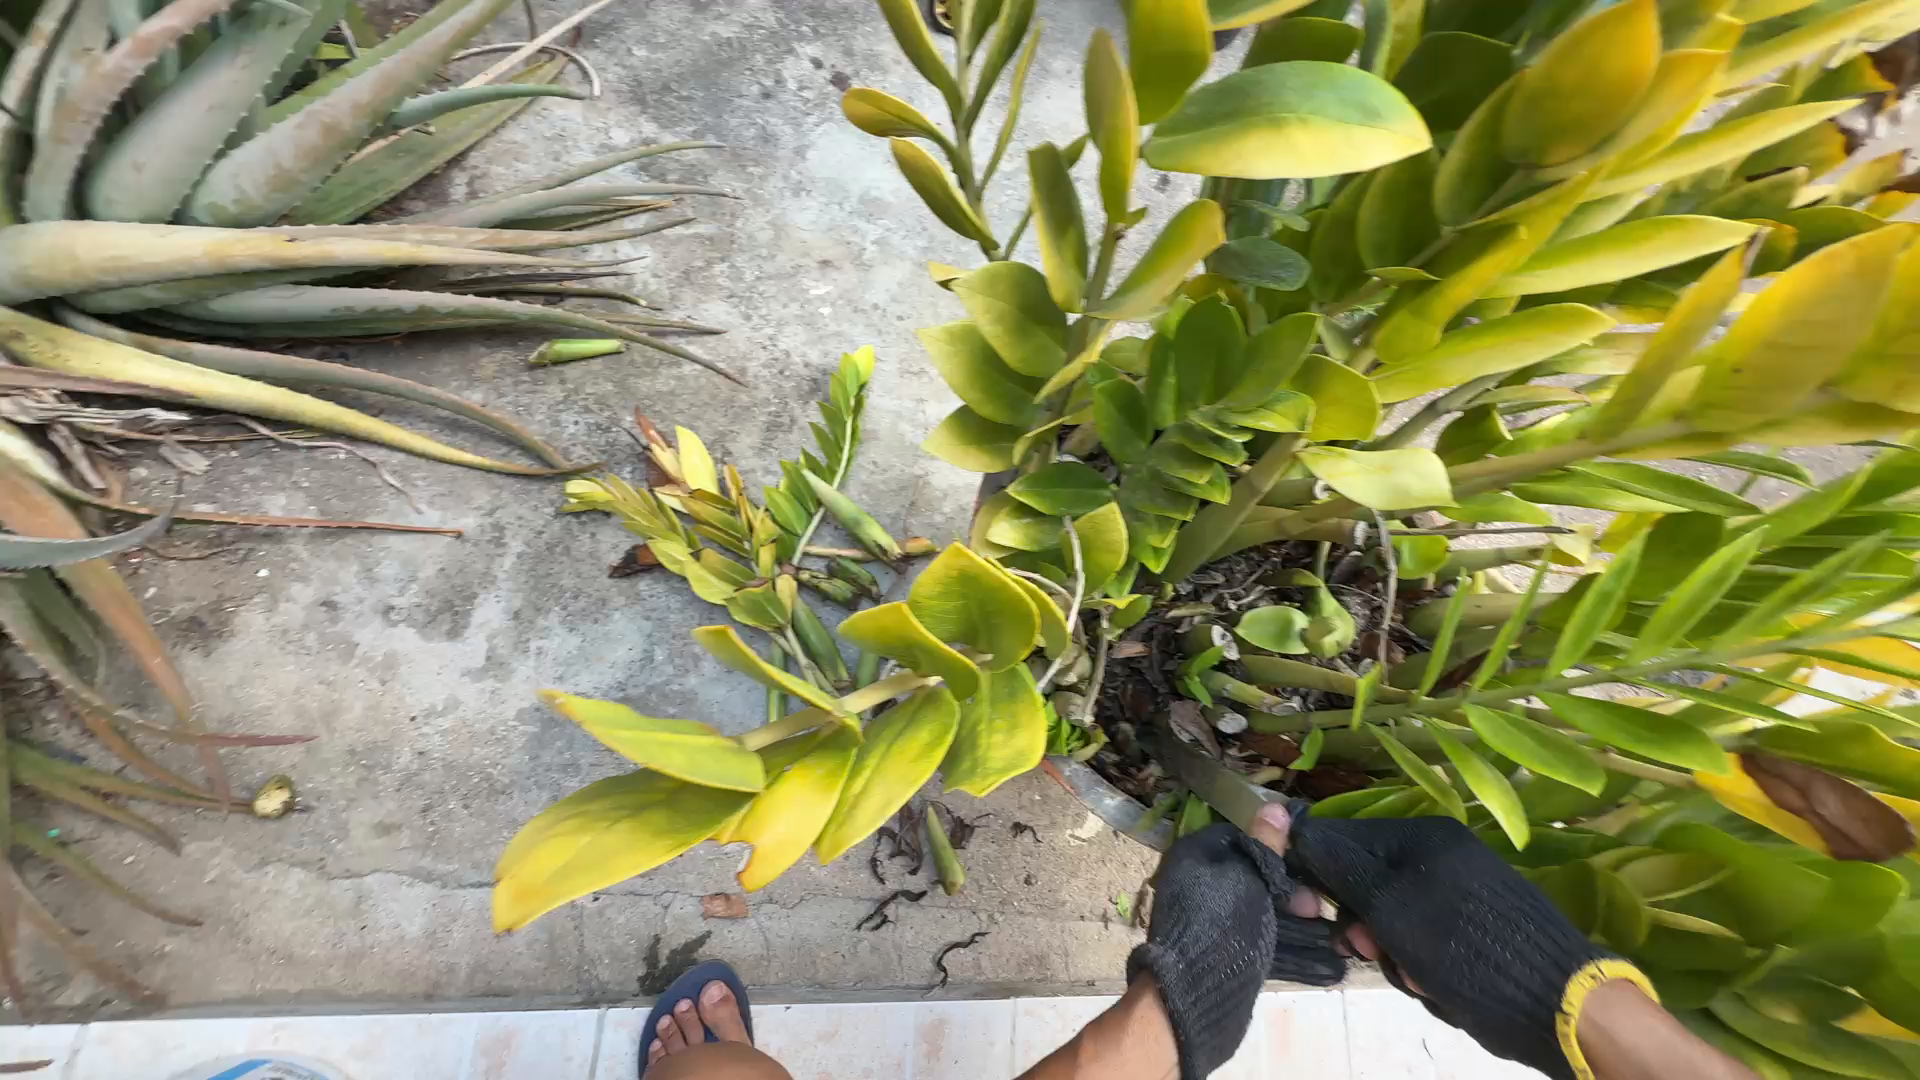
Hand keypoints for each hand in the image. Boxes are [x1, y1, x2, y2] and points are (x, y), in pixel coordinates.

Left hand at [1129, 804, 1342, 1079]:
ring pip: (1263, 914)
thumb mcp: (1248, 877)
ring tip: (1338, 939)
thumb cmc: (1220, 923)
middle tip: (1320, 906)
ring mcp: (1212, 921)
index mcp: (1197, 855)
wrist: (1192, 996)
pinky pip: (1263, 944)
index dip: (1275, 845)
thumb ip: (1264, 844)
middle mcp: (1200, 883)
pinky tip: (1329, 966)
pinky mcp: (1226, 955)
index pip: (1240, 837)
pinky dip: (1293, 953)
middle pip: (1254, 877)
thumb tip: (1276, 806)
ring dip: (1300, 927)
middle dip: (1292, 892)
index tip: (1308, 857)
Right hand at [1284, 804, 1655, 1079]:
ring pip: (1394, 914)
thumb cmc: (1462, 947)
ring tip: (1413, 973)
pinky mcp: (1480, 927)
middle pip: (1368, 880)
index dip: (1318, 872)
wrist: (1566, 1009)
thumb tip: (1284, 820)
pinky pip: (1426, 935)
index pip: (1343, 838)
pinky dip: (1421, 959)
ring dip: (1391, 947)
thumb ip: (1334, 863)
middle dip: (1360, 920)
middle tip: (1364, 949)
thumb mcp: (1386, 904)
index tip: (1309, 908)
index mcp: (1421, 836)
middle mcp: (1442, 855)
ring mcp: (1464, 891)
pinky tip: (1436, 981)